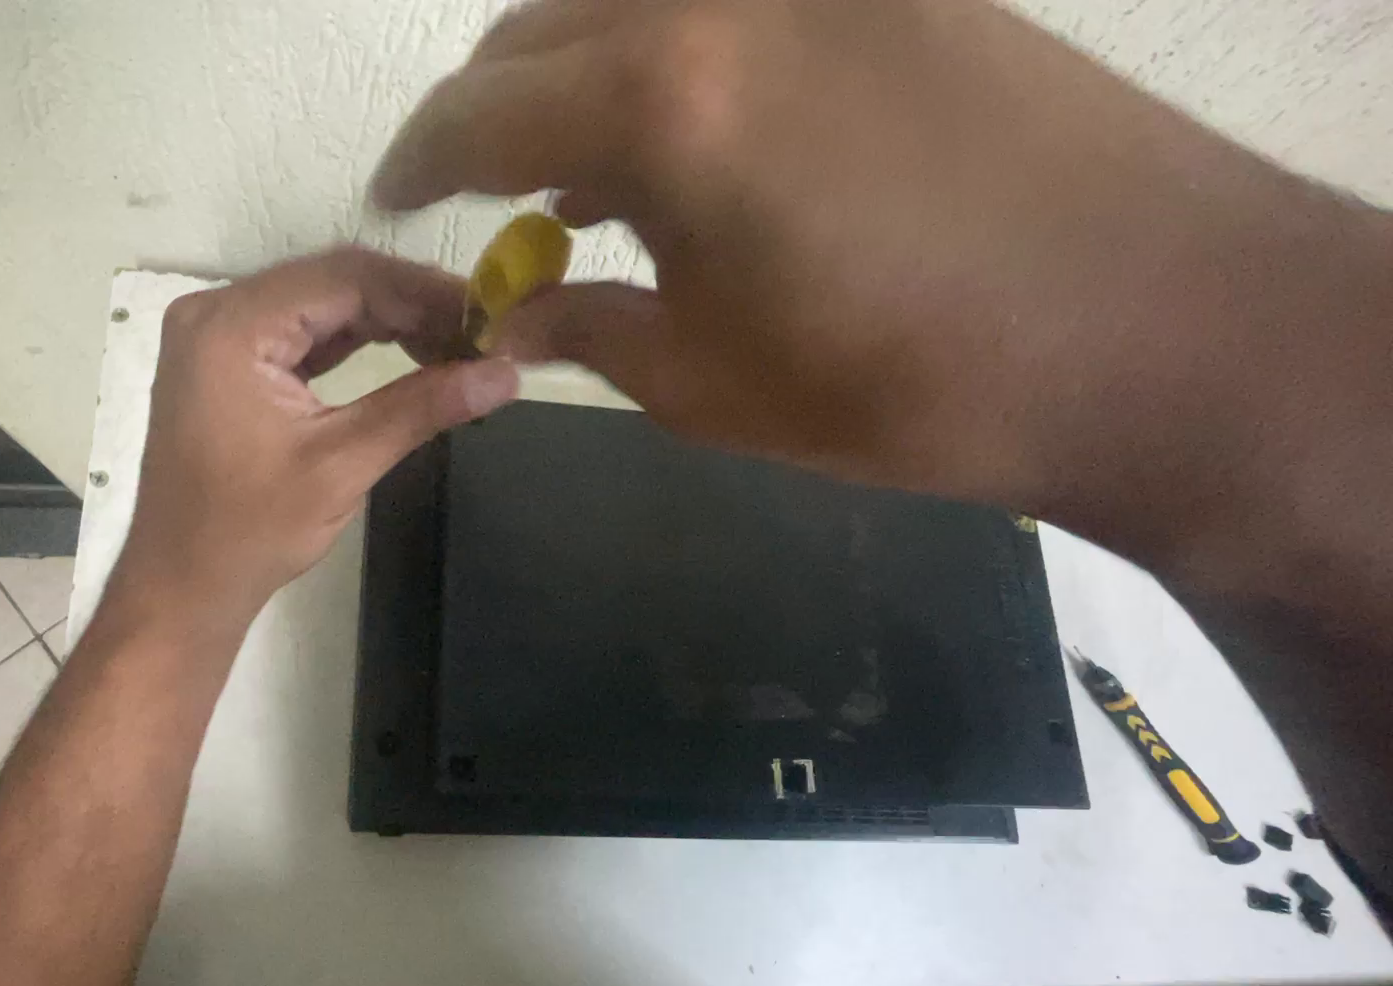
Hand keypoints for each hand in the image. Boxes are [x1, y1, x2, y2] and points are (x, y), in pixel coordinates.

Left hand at [109, 247, 518, 623]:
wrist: (183, 584)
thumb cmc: (251, 532)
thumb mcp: (342, 466)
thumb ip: (422, 407)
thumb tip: (506, 375)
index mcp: (232, 326)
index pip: (345, 278)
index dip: (424, 292)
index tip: (487, 315)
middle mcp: (218, 312)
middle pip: (333, 283)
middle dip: (411, 305)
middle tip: (480, 333)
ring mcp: (221, 336)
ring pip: (323, 305)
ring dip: (390, 322)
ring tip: (456, 344)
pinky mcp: (230, 362)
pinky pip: (304, 334)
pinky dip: (357, 342)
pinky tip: (408, 353)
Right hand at [371, 0, 1388, 564]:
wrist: (1152, 336)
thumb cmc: (895, 387)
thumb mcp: (700, 383)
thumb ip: (581, 330)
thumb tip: (503, 320)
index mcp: (662, 104)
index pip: (480, 111)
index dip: (418, 159)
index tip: (393, 197)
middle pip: (541, 28)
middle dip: (484, 109)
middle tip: (474, 191)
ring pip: (630, 3)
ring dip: (569, 79)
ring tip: (563, 179)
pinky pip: (721, 7)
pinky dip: (662, 64)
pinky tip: (671, 142)